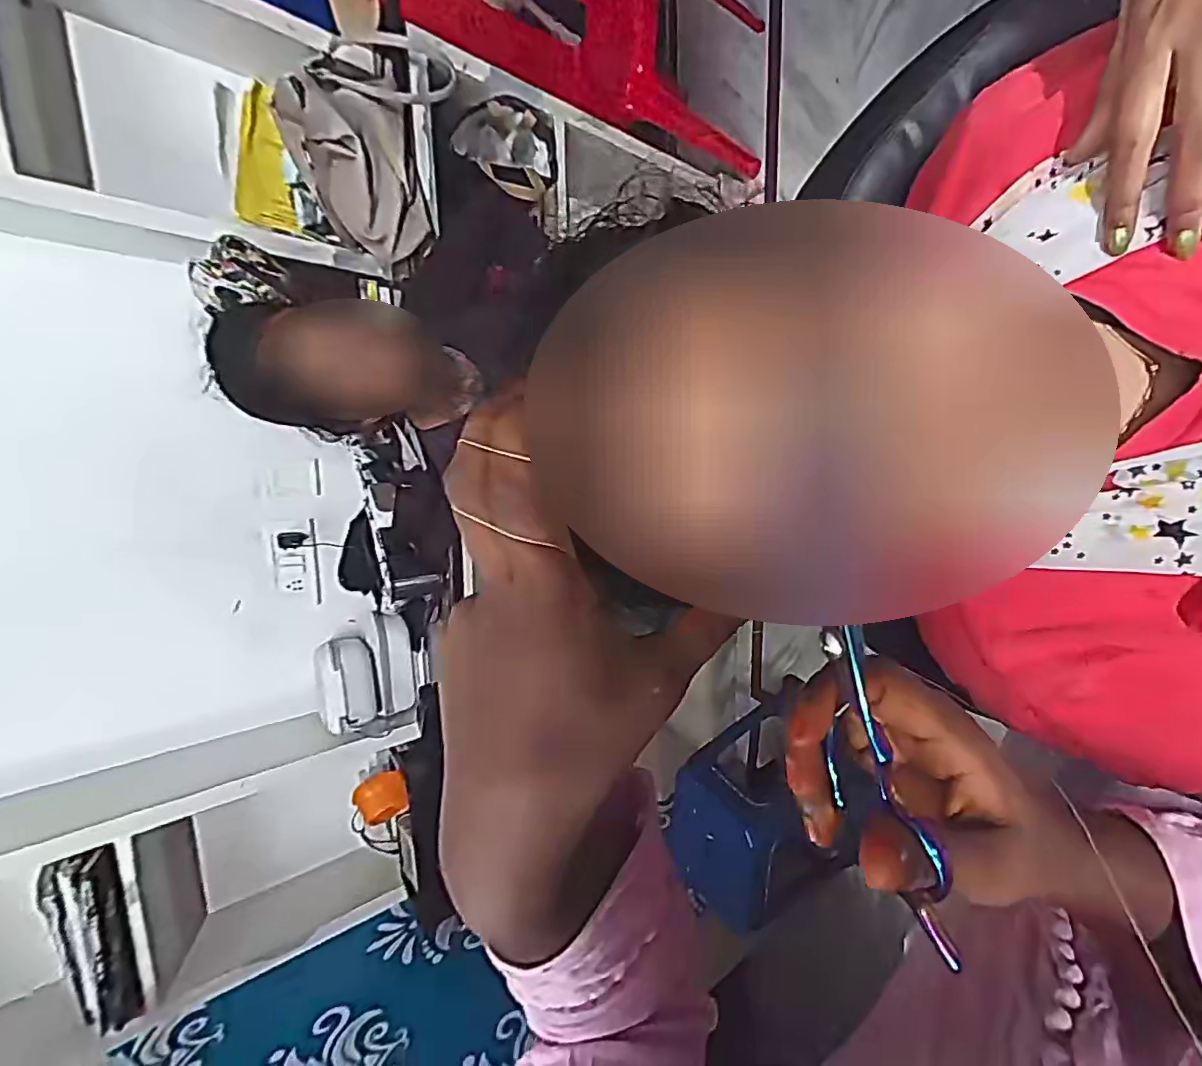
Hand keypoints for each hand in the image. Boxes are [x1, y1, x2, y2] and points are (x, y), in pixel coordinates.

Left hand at [440, 384, 740, 785]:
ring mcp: (463, 610)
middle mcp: (488, 585)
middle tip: (531, 393)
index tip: (536, 381)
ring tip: (547, 470)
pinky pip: (484, 570)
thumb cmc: (583, 744)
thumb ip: (700, 626)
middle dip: (490, 423)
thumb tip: (744, 585)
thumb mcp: (657, 683)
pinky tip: (551, 577)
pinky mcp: (457, 635)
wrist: (508, 819)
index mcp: (537, 585)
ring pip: (477, 526)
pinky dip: (510, 547)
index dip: (512, 420)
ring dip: (502, 484)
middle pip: (470, 479)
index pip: (507, 480)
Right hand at [783, 658, 1078, 906]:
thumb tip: (869, 859)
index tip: (805, 741)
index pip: (876, 678)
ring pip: (831, 727)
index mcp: (940, 725)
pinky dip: (821, 788)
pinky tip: (829, 829)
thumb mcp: (991, 864)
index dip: (831, 692)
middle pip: (840, 698)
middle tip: (810, 803)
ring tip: (822, 828)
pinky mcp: (885, 764)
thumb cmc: (1027, 848)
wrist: (1044, 854)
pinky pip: (837, 757)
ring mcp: (895, 740)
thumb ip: (934, 859)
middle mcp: (911, 722)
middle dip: (809, 743)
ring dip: (810, 769)